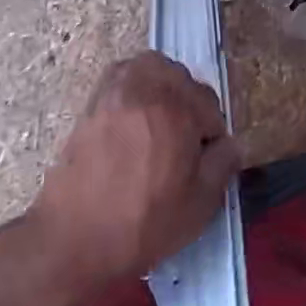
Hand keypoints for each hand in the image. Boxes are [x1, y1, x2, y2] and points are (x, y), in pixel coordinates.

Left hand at [26, 52, 240, 284]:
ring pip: (151, 67)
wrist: (74, 238)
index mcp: (178, 111)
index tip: (205, 157)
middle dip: (190, 101)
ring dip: (163, 85)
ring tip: (161, 119)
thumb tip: (232, 144)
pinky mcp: (92, 102)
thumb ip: (223, 165)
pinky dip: (134, 84)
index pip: (210, 103)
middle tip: (186, 138)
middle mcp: (147, 90)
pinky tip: (134, 116)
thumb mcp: (200, 204)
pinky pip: (122, 75)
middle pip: (181, 76)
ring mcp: (115, 92)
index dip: (213, 132)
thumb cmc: (144, 223)